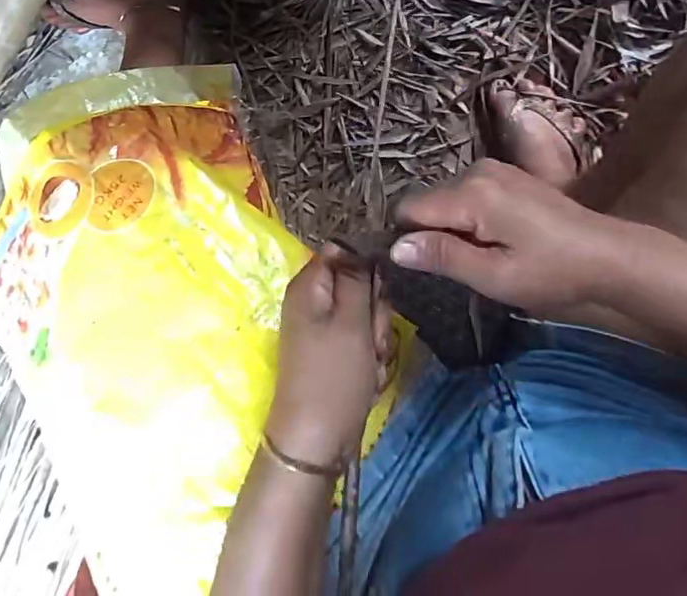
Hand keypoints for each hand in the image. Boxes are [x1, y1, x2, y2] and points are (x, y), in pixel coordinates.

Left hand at [266, 244, 391, 470]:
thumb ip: (356, 277)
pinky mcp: (333, 353)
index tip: (378, 291)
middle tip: (372, 338)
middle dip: (375, 312)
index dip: (367, 268)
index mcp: (308, 285)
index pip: (343, 251)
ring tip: (370, 362)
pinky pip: (362, 342)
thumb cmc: (333, 376)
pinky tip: (368, 377)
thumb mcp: (351, 321)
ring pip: (366, 316)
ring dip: (377, 339)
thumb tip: (355, 244)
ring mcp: (322, 328)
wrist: (316, 442)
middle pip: (359, 285)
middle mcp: (312, 301)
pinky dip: (371, 358)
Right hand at [390, 159, 680, 331]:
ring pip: (445, 197)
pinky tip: (495, 238)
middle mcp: (476, 170)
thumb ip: (442, 257)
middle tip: (462, 267)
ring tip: (482, 255)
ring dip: (451, 225)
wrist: (610, 257)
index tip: (423, 268)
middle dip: (431, 232)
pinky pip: (466, 192)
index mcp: (471, 193)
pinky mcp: (506, 173)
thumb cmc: (553, 273)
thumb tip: (394, 248)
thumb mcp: (495, 276)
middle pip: (426, 201)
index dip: (407, 238)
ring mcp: (492, 168)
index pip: (409, 208)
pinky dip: (468, 216)